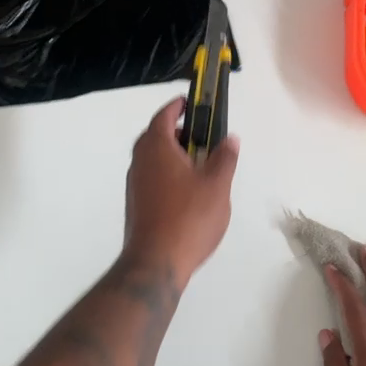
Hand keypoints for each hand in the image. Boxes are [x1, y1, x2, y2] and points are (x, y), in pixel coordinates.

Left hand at [121, 98, 239, 288]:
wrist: (156, 262)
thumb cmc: (189, 217)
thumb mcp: (217, 185)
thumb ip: (224, 158)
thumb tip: (230, 138)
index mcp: (157, 148)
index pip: (164, 116)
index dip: (177, 107)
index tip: (190, 103)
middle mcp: (140, 161)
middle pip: (156, 136)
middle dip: (178, 132)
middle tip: (202, 137)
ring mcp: (135, 184)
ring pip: (153, 158)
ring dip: (173, 155)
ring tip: (200, 167)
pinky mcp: (136, 204)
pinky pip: (152, 177)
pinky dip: (168, 174)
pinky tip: (187, 193)